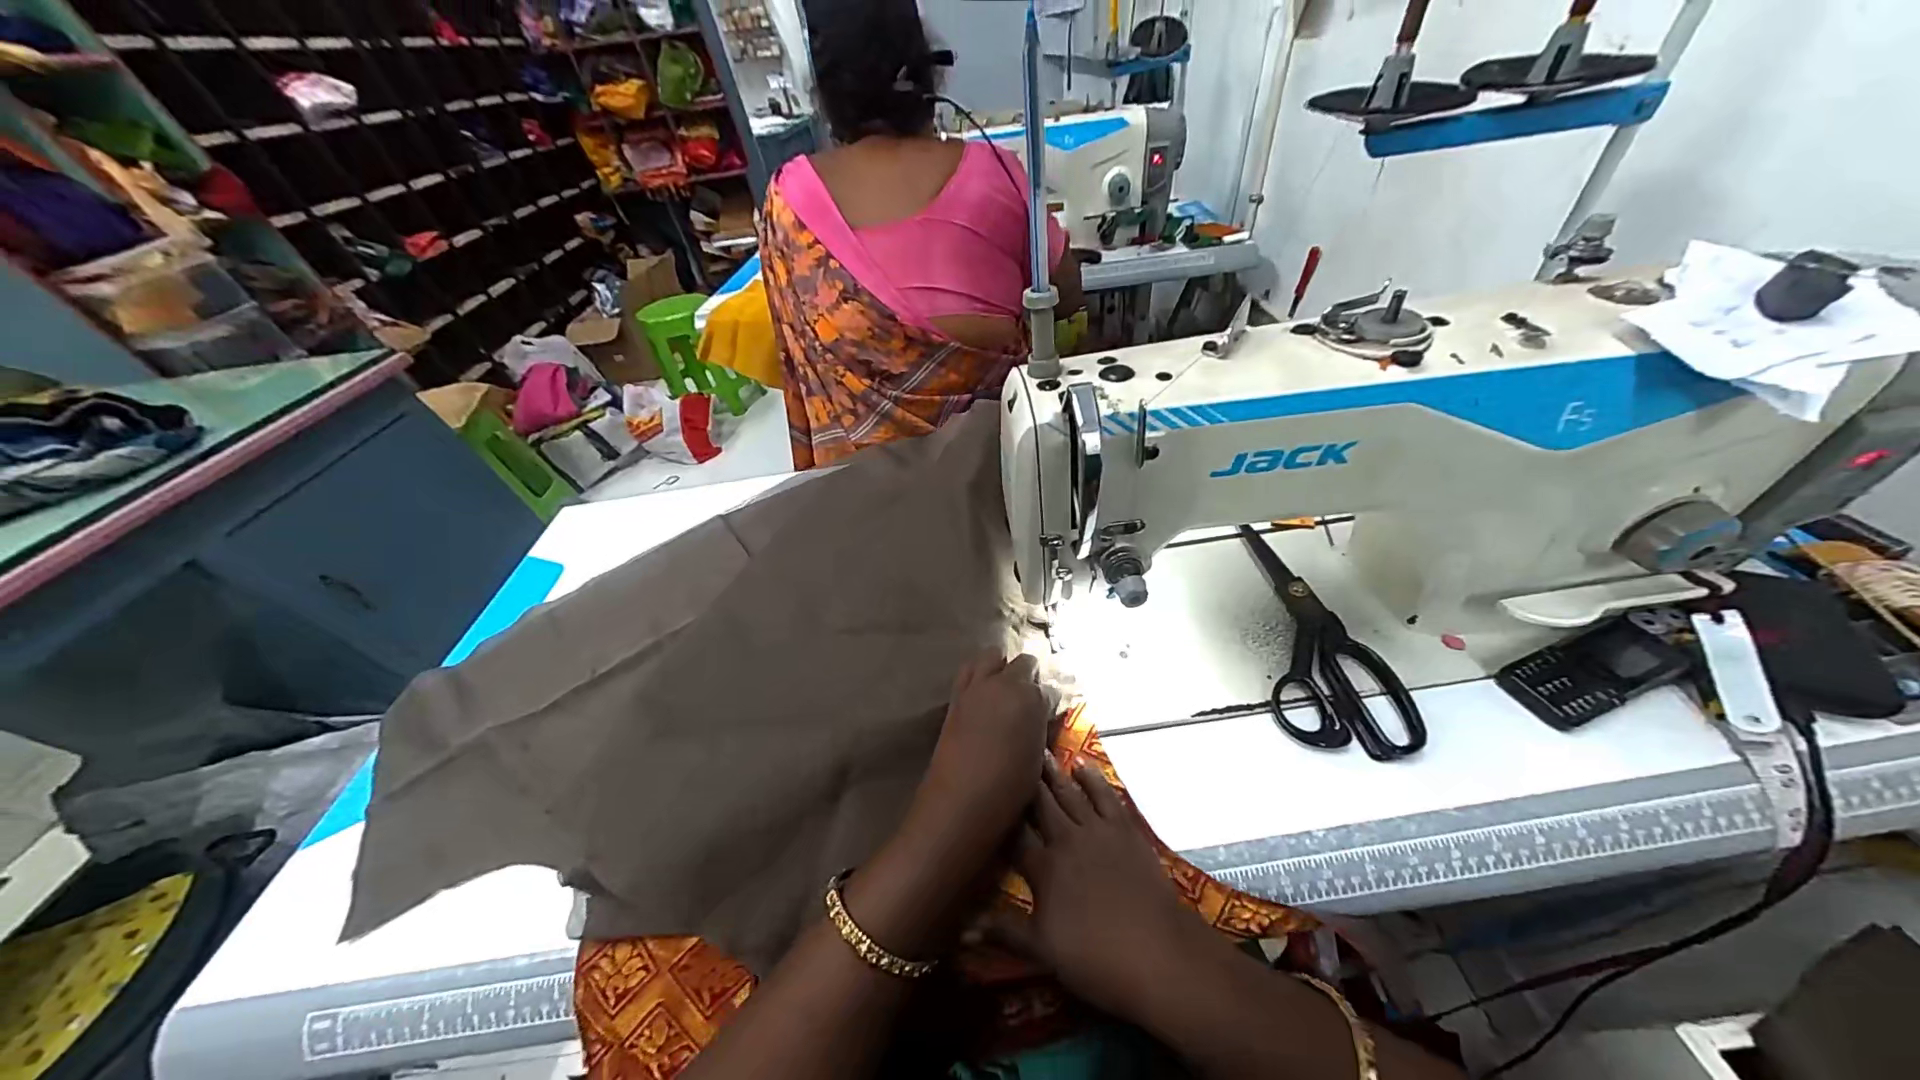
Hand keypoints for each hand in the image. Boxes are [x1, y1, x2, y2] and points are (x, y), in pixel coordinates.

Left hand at [900, 652, 1056, 866]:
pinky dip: (978, 674)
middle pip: (1022, 663)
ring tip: (1004, 686)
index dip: (1050, 699)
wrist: (961, 801)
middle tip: (1030, 697)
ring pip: (991, 656)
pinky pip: (969, 671)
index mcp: (1030, 697)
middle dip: (1029, 675)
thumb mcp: (1037, 757)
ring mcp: (975, 686)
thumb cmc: (1009, 787)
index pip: (1048, 687)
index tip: (1050, 711)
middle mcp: (1003, 683)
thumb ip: (1040, 726)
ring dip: (1001, 666)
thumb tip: (1042, 714)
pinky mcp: (955, 696)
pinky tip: (983, 694)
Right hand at [997, 759, 1208, 1017]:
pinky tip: (1082, 764)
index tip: (983, 796)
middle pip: (1040, 805)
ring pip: (1069, 794)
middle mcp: (1066, 841)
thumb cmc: (1097, 959)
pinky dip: (1093, 778)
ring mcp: (1098, 832)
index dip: (998, 816)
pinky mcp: (1125, 830)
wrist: (1159, 953)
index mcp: (1043, 869)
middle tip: (1010, 755)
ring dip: (1053, 772)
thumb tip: (961, 928)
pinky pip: (1105, 796)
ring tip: (1039, 751)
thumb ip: (1003, 931)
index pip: (1013, 835)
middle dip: (1024, 782)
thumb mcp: (1043, 951)